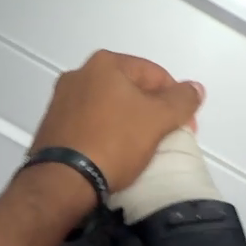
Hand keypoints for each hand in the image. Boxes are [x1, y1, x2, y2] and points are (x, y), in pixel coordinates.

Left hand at [29, 51, 203, 193]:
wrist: (62, 182)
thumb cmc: (113, 144)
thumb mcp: (157, 120)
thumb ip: (182, 101)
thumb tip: (195, 89)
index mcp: (105, 63)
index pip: (154, 74)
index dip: (176, 100)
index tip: (184, 128)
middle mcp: (78, 75)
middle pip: (129, 91)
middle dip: (150, 113)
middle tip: (163, 139)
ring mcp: (60, 102)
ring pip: (107, 109)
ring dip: (127, 125)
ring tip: (138, 150)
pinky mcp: (50, 129)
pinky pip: (88, 128)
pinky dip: (104, 137)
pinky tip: (112, 156)